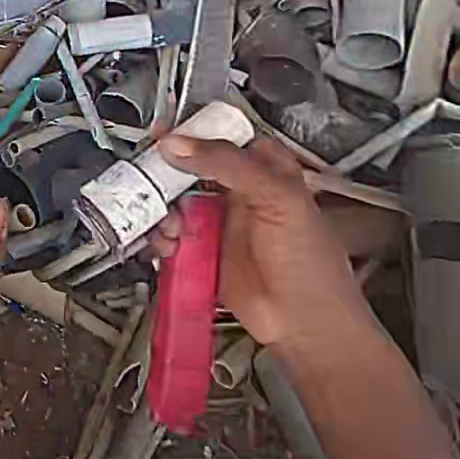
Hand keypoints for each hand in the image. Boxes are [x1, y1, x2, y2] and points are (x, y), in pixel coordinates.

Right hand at [148, 136, 373, 353]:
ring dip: (161, 213)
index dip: (190, 134)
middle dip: (165, 178)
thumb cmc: (308, 263)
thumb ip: (226, 163)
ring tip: (171, 229)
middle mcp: (236, 193)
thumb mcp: (275, 196)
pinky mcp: (200, 251)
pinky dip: (160, 239)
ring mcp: (217, 222)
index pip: (220, 138)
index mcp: (262, 170)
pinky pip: (168, 236)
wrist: (303, 324)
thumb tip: (176, 144)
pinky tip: (168, 247)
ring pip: (172, 203)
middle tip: (151, 185)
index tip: (161, 136)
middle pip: (186, 170)